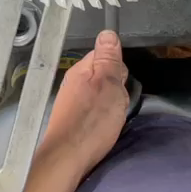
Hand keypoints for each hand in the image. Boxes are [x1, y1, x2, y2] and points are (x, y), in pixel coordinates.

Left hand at [30, 30, 129, 187]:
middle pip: (104, 76)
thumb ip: (108, 59)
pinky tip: (104, 129)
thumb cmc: (91, 122)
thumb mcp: (108, 85)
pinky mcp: (73, 120)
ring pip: (100, 95)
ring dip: (111, 105)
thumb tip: (107, 32)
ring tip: (112, 119)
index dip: (118, 69)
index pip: (104, 55)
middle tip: (118, 103)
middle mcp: (73, 83)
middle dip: (116, 88)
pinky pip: (94, 111)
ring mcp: (72, 102)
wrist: (68, 159)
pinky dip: (103, 118)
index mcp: (80, 70)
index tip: (122, 84)